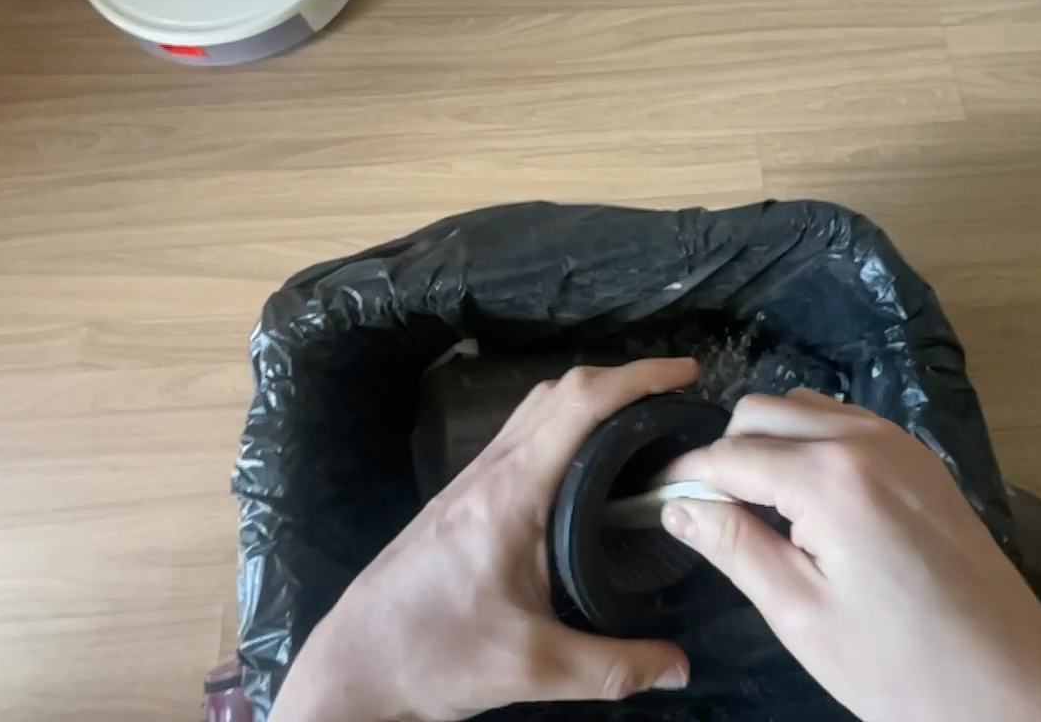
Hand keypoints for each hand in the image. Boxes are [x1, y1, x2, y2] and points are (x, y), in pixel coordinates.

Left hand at [271, 358, 698, 721]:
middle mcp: (495, 465)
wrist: (354, 663)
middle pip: (563, 389)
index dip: (639, 376)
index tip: (685, 372)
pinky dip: (565, 416)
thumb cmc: (437, 655)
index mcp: (515, 489)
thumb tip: (681, 667)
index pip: (582, 403)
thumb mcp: (533, 666)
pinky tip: (584, 453)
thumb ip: (613, 668)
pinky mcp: (466, 488)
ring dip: (591, 392)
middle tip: (674, 394)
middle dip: (624, 376)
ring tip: (638, 414)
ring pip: (539, 404)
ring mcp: (476, 473)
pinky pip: (525, 427)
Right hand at [662, 389, 1040, 721]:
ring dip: (768, 441)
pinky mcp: (917, 453)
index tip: (657, 497)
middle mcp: (860, 436)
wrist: (1019, 693)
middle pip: (761, 412)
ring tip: (762, 504)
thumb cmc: (902, 669)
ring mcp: (895, 438)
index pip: (729, 454)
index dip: (685, 475)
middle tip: (713, 509)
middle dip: (725, 452)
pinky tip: (811, 495)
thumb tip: (674, 507)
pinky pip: (841, 419)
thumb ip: (732, 546)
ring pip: (800, 406)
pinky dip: (809, 440)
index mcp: (828, 476)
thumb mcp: (801, 616)